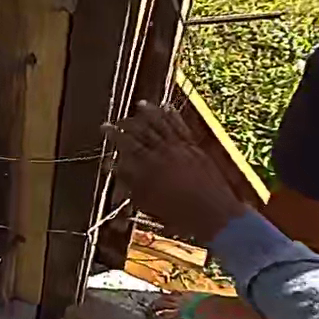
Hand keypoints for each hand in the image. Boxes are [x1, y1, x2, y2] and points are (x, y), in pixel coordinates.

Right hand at [105, 100, 246, 244]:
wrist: (213, 214)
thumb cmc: (177, 214)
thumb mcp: (146, 201)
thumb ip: (128, 181)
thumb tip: (111, 166)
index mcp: (149, 166)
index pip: (126, 144)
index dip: (114, 134)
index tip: (105, 126)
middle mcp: (163, 152)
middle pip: (143, 131)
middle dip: (128, 122)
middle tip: (119, 119)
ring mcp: (181, 148)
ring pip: (162, 124)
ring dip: (150, 113)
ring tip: (140, 104)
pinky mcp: (195, 147)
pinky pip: (181, 127)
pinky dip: (172, 115)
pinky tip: (167, 107)